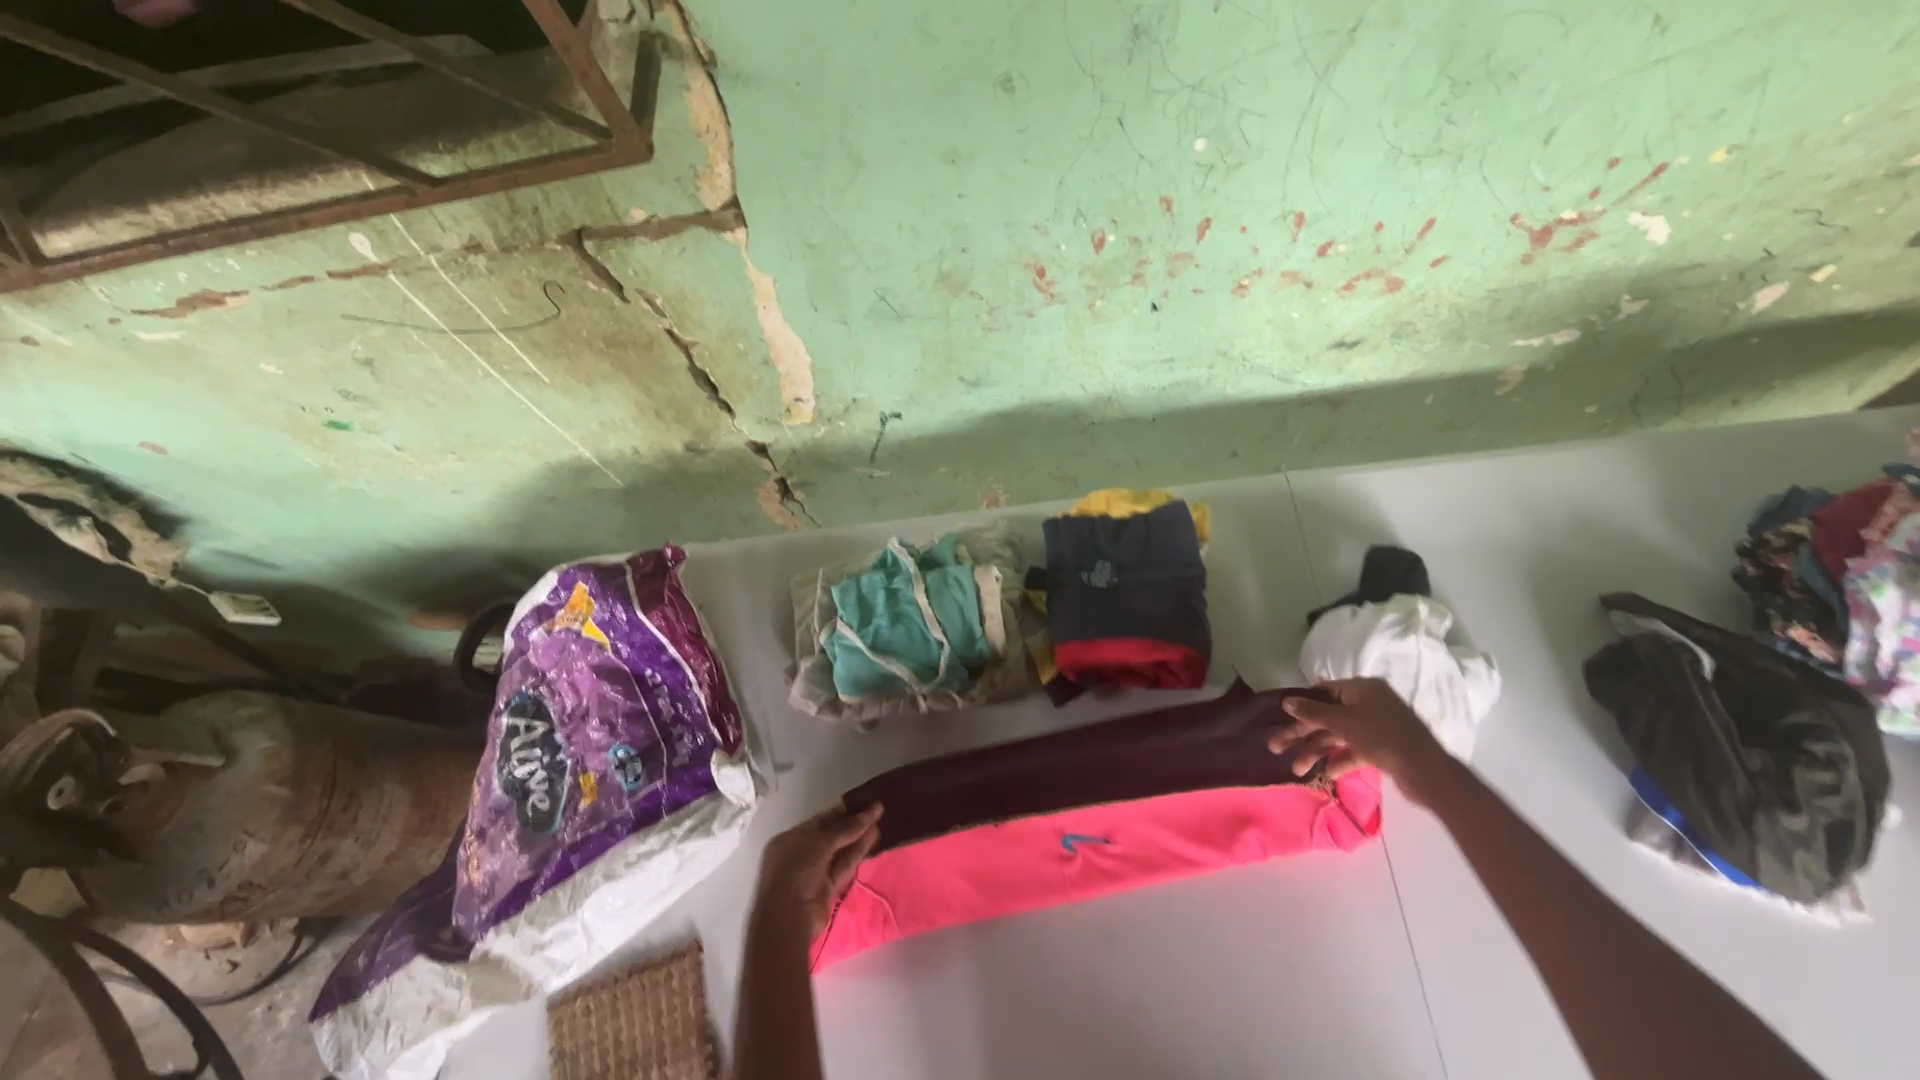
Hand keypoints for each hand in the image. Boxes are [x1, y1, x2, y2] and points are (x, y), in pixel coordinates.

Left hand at [753, 802, 882, 940]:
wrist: (789, 917)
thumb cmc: (796, 870)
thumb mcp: (819, 842)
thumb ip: (846, 828)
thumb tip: (872, 809)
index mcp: (790, 839)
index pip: (819, 821)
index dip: (841, 812)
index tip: (863, 804)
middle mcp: (800, 855)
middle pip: (830, 836)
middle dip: (852, 825)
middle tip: (876, 812)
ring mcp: (813, 874)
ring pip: (839, 852)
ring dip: (858, 838)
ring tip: (880, 823)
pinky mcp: (826, 890)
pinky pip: (843, 867)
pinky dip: (857, 854)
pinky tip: (873, 840)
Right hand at [1269, 678, 1449, 800]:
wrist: (1426, 770)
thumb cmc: (1382, 737)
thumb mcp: (1343, 722)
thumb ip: (1313, 712)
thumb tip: (1287, 701)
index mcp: (1362, 689)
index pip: (1323, 691)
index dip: (1301, 704)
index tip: (1281, 717)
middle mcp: (1368, 703)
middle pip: (1326, 716)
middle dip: (1301, 734)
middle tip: (1275, 747)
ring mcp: (1376, 727)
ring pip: (1338, 736)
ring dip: (1317, 752)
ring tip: (1298, 771)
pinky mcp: (1382, 748)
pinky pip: (1353, 750)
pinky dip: (1339, 760)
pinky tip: (1325, 774)